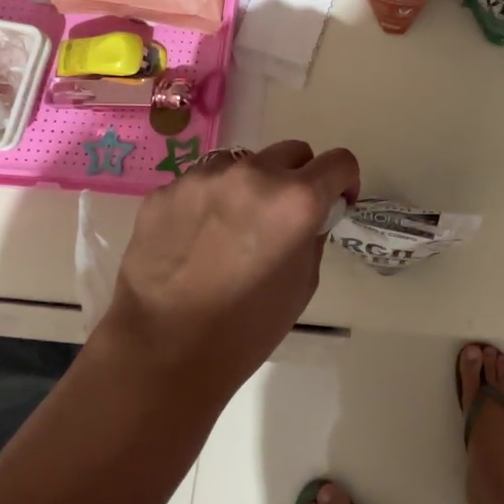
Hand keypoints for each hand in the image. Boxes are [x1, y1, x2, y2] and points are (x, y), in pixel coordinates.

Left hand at [105, 140, 359, 400]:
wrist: (160, 351)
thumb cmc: (245, 329)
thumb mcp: (302, 285)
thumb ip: (311, 235)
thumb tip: (308, 216)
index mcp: (295, 199)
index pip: (339, 162)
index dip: (343, 182)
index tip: (334, 203)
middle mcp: (253, 174)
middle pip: (292, 152)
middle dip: (297, 178)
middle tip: (282, 217)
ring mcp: (204, 177)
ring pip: (243, 162)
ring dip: (250, 185)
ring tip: (232, 228)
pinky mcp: (166, 189)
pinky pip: (202, 183)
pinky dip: (210, 201)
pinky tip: (196, 240)